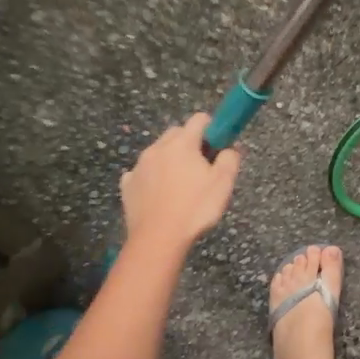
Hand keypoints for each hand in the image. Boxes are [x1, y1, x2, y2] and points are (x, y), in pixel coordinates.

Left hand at [119, 114, 239, 249]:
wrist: (158, 238)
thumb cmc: (195, 208)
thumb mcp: (223, 184)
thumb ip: (230, 159)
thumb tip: (231, 148)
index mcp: (182, 144)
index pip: (199, 120)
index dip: (212, 128)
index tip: (219, 146)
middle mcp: (157, 148)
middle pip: (176, 133)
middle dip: (190, 143)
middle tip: (202, 167)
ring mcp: (139, 166)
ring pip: (158, 152)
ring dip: (170, 160)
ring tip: (181, 185)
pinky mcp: (128, 185)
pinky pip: (142, 172)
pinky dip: (152, 177)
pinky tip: (160, 194)